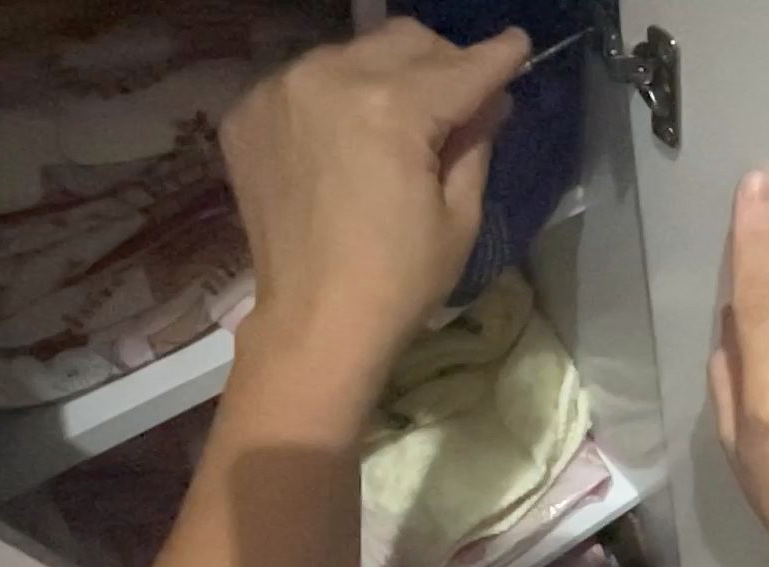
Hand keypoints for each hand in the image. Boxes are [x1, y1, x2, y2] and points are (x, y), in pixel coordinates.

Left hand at [221, 21, 528, 364]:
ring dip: (391, 78)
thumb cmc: (402, 282)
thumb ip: (474, 145)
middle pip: (402, 40)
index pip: (458, 70)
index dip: (496, 59)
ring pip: (353, 55)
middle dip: (444, 60)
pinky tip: (354, 145)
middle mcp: (326, 78)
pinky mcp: (249, 115)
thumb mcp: (459, 219)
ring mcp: (278, 92)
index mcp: (388, 110)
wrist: (318, 322)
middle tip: (467, 98)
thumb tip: (489, 103)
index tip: (520, 45)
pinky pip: (308, 83)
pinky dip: (342, 100)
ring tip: (407, 127)